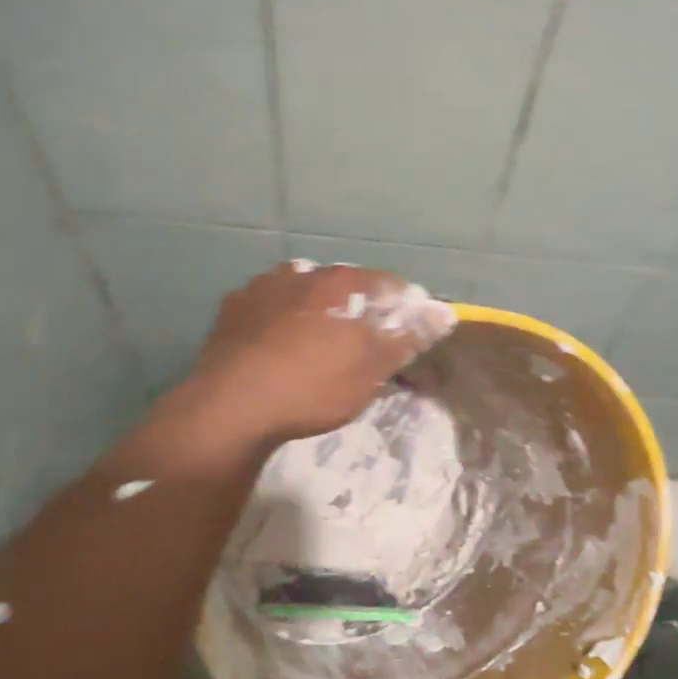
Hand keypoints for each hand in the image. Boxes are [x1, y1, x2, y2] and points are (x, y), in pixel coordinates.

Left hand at [175, 261, 456, 451]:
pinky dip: (280, 320)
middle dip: (358, 309)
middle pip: (345, 285)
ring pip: (304, 291)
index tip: (406, 338)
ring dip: (317, 310)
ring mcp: (265, 286)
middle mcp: (306, 272)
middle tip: (362, 345)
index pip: (390, 285)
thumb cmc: (313, 388)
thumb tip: (444, 312)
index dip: (404, 311)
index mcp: (345, 284)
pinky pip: (269, 307)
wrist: (234, 405)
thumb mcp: (371, 370)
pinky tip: (278, 346)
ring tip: (318, 344)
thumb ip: (408, 336)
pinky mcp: (234, 307)